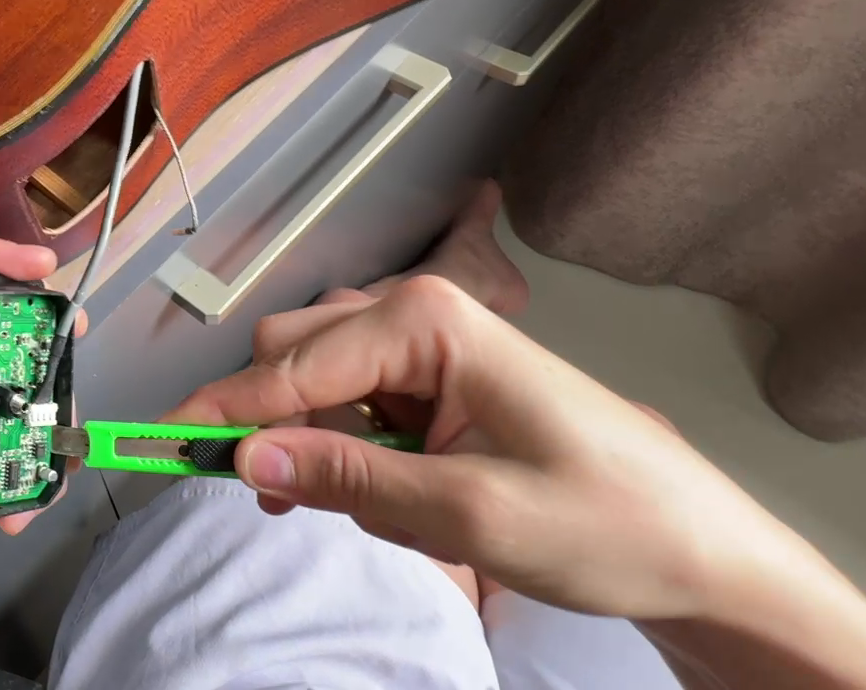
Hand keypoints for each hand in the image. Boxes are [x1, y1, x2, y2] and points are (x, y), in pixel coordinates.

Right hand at [166, 276, 852, 622]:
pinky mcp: (416, 377)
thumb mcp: (471, 514)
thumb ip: (348, 479)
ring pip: (305, 374)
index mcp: (423, 321)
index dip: (223, 411)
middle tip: (248, 488)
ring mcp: (411, 343)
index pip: (291, 366)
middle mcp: (407, 314)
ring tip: (302, 497)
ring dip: (291, 435)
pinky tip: (328, 479)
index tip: (160, 442)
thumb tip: (242, 460)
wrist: (706, 551)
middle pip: (288, 354)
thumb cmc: (611, 524)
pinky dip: (320, 439)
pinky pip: (338, 397)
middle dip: (260, 420)